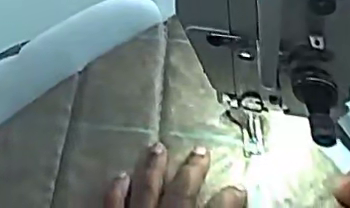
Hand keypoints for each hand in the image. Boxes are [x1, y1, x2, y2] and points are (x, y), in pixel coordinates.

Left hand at [105, 143, 242, 207]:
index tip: (239, 186)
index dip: (228, 200)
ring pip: (145, 190)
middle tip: (201, 149)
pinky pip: (111, 204)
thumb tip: (235, 200)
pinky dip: (116, 190)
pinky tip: (120, 175)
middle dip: (191, 171)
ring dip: (153, 169)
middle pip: (180, 195)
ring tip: (159, 147)